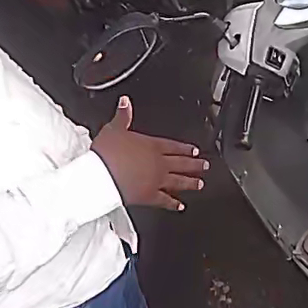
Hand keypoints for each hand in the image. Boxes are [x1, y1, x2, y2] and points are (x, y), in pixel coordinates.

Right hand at [91, 97, 209, 210]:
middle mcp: (159, 163)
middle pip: (182, 163)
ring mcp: (157, 181)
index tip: (195, 151)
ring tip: (200, 184)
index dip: (185, 148)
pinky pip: (165, 200)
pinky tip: (180, 206)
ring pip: (178, 181)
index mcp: (153, 146)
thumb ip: (123, 116)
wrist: (101, 175)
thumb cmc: (107, 153)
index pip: (173, 146)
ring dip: (190, 183)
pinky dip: (173, 204)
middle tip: (205, 166)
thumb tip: (125, 102)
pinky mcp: (150, 196)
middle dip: (195, 164)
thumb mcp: (114, 129)